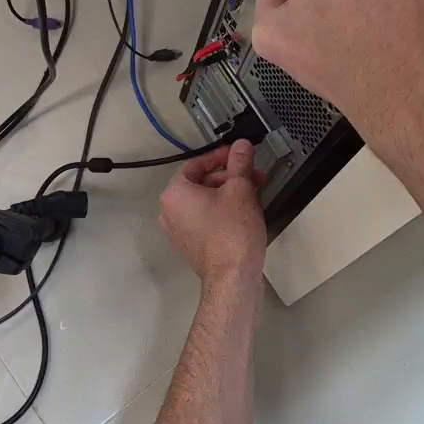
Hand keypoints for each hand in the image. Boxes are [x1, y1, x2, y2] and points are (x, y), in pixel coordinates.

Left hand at [158, 140, 268, 295]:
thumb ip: (240, 163)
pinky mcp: (190, 246)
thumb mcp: (240, 189)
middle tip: (253, 176)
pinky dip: (222, 211)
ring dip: (228, 193)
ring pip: (204, 201)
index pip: (196, 164)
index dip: (220, 156)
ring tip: (253, 194)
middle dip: (230, 177)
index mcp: (175, 194)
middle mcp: (170, 212)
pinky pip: (205, 219)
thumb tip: (241, 146)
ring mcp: (178, 231)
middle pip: (201, 182)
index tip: (238, 154)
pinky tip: (244, 212)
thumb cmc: (233, 232)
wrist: (233, 277)